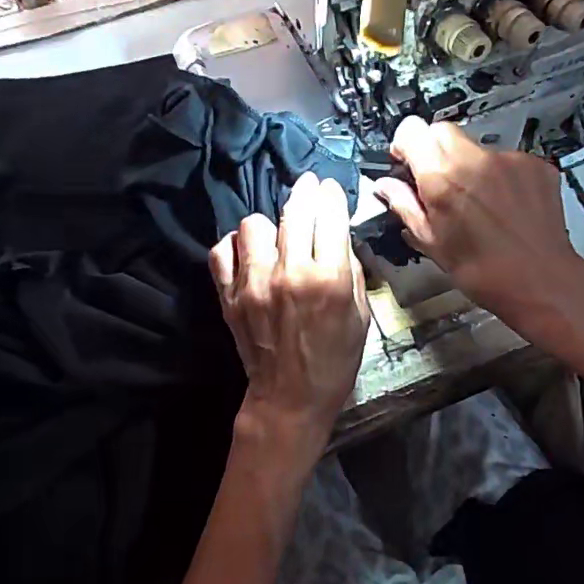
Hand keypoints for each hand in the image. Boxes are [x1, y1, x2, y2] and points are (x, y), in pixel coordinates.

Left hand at [210, 173, 370, 450]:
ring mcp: (254, 283)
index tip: (329, 187)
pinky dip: (235, 246)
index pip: (329, 218)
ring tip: (276, 235)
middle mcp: (289, 274)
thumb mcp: (361, 316)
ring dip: (268, 224)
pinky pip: (222, 250)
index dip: (330, 195)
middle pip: (294, 213)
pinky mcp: (229, 295)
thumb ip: (350, 271)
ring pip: (253, 224)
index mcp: (328, 280)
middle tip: (307, 186)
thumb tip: (338, 235)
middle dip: (304, 192)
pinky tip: (248, 252)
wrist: (290, 397)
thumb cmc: (334, 360)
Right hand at [372, 117, 583, 340]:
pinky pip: (505, 159)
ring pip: (475, 146)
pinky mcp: (535, 166)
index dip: (404, 144)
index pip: (411, 130)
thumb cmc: (486, 271)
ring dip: (467, 165)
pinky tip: (500, 205)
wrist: (541, 282)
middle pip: (442, 131)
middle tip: (435, 182)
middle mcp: (476, 160)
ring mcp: (509, 160)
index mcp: (442, 178)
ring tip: (474, 202)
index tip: (406, 160)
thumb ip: (404, 206)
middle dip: (433, 151)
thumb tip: (387, 188)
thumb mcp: (431, 242)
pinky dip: (498, 175)